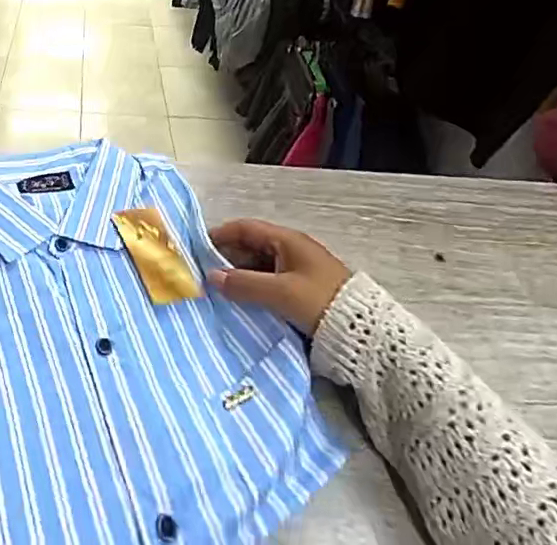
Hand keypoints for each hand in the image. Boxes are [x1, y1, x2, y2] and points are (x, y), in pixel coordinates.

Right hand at [207, 219, 351, 334]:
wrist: (359, 329)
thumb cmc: (318, 301)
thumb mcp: (280, 292)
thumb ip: (245, 284)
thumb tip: (212, 276)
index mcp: (287, 240)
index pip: (247, 228)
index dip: (222, 234)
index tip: (197, 248)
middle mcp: (290, 249)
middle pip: (251, 246)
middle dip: (226, 258)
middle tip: (201, 274)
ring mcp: (296, 269)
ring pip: (258, 266)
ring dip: (239, 275)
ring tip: (215, 291)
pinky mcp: (299, 289)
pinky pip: (268, 281)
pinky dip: (252, 288)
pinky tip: (239, 303)